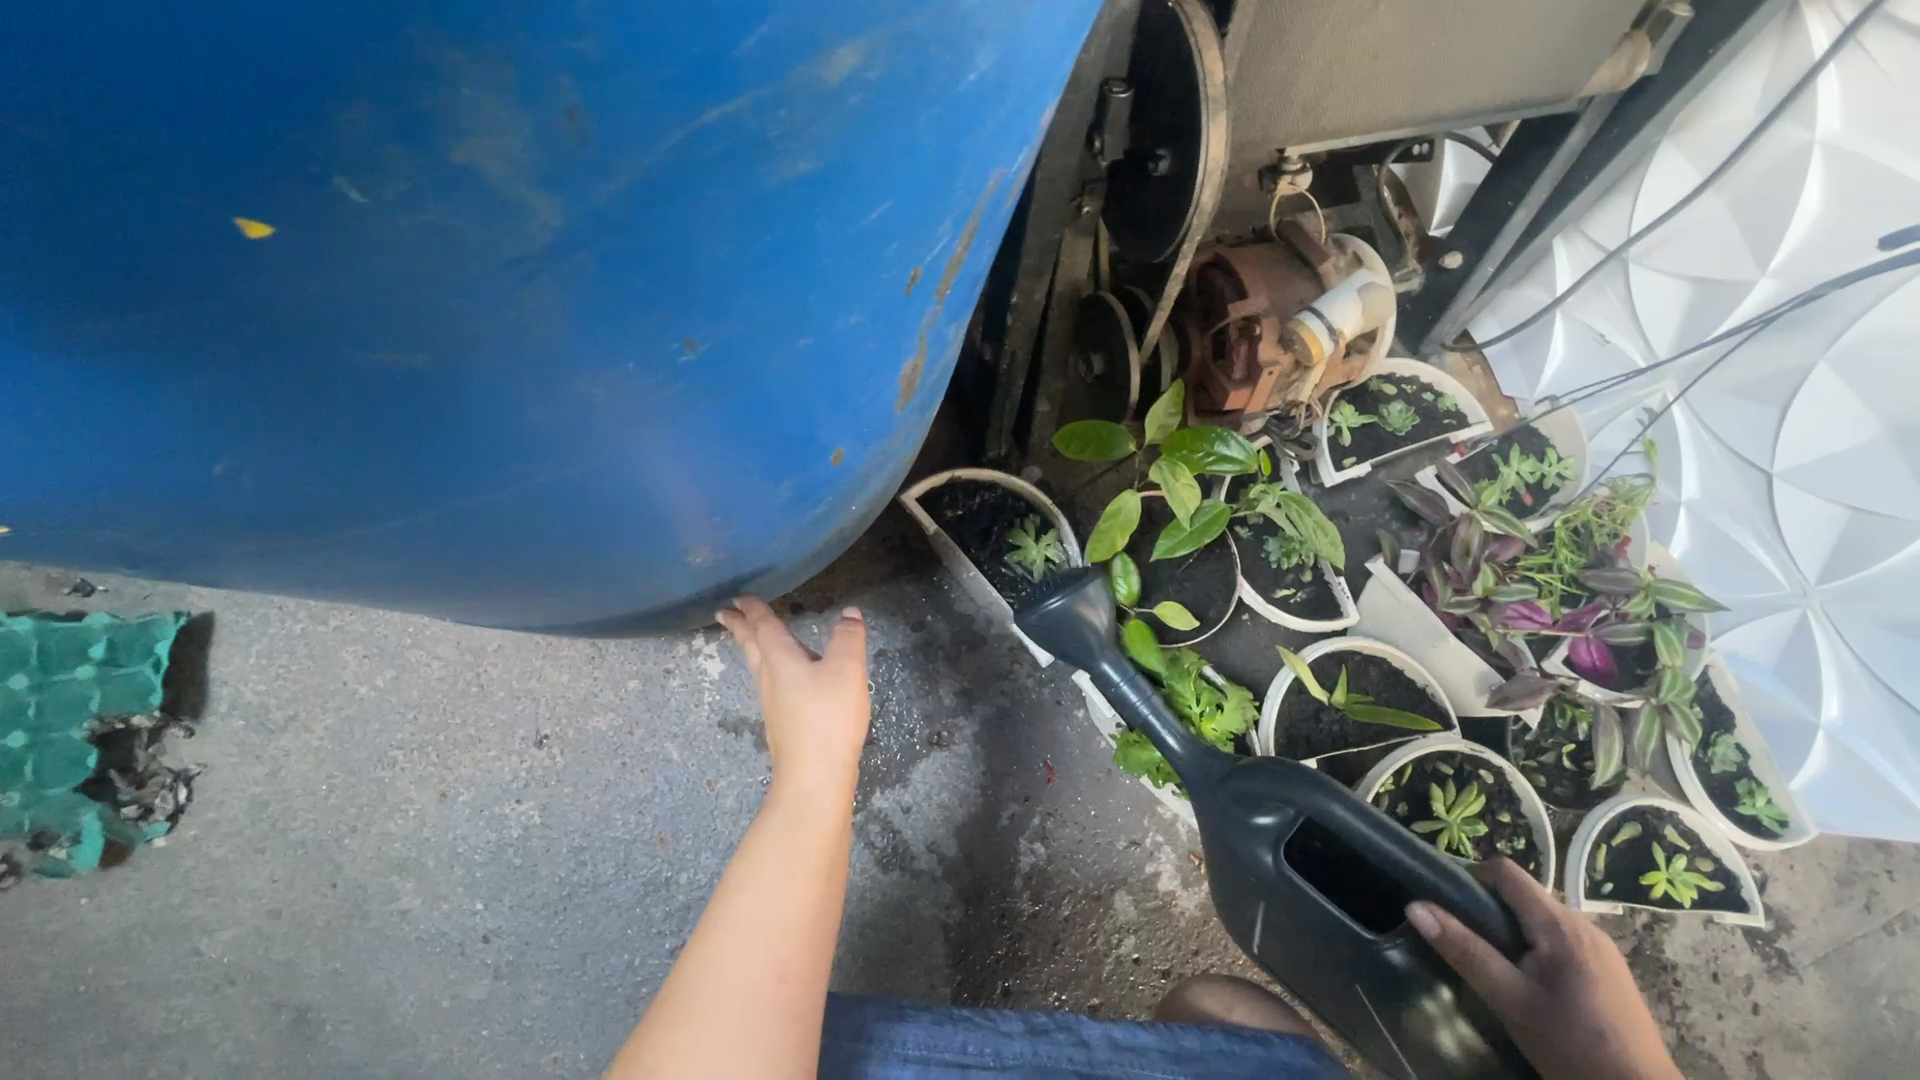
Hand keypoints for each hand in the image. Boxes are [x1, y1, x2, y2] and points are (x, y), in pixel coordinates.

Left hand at [715, 597, 869, 804]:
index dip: (754, 609)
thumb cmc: (828, 717)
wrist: (814, 776)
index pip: (763, 627)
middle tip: (724, 613)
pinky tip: (782, 679)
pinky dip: (769, 669)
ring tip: (749, 638)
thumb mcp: (847, 670)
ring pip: (757, 667)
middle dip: (739, 627)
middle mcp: (770, 678)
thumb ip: (848, 638)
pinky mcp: (781, 723)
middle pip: (751, 646)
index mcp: (781, 659)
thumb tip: (848, 612)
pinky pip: (769, 684)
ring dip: (751, 647)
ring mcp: (773, 704)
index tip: (739, 597)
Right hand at [1406, 858, 1679, 1079]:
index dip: (1472, 878)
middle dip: (1491, 909)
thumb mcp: (1509, 999)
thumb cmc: (1571, 1046)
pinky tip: (1532, 983)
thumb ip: (1464, 950)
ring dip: (1514, 930)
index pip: (1507, 872)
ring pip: (1543, 918)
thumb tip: (1415, 907)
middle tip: (1468, 943)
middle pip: (1524, 895)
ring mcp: (1603, 948)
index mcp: (1560, 925)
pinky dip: (1537, 947)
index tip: (1450, 906)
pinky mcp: (1611, 969)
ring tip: (1496, 965)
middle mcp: (1585, 925)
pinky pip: (1562, 939)